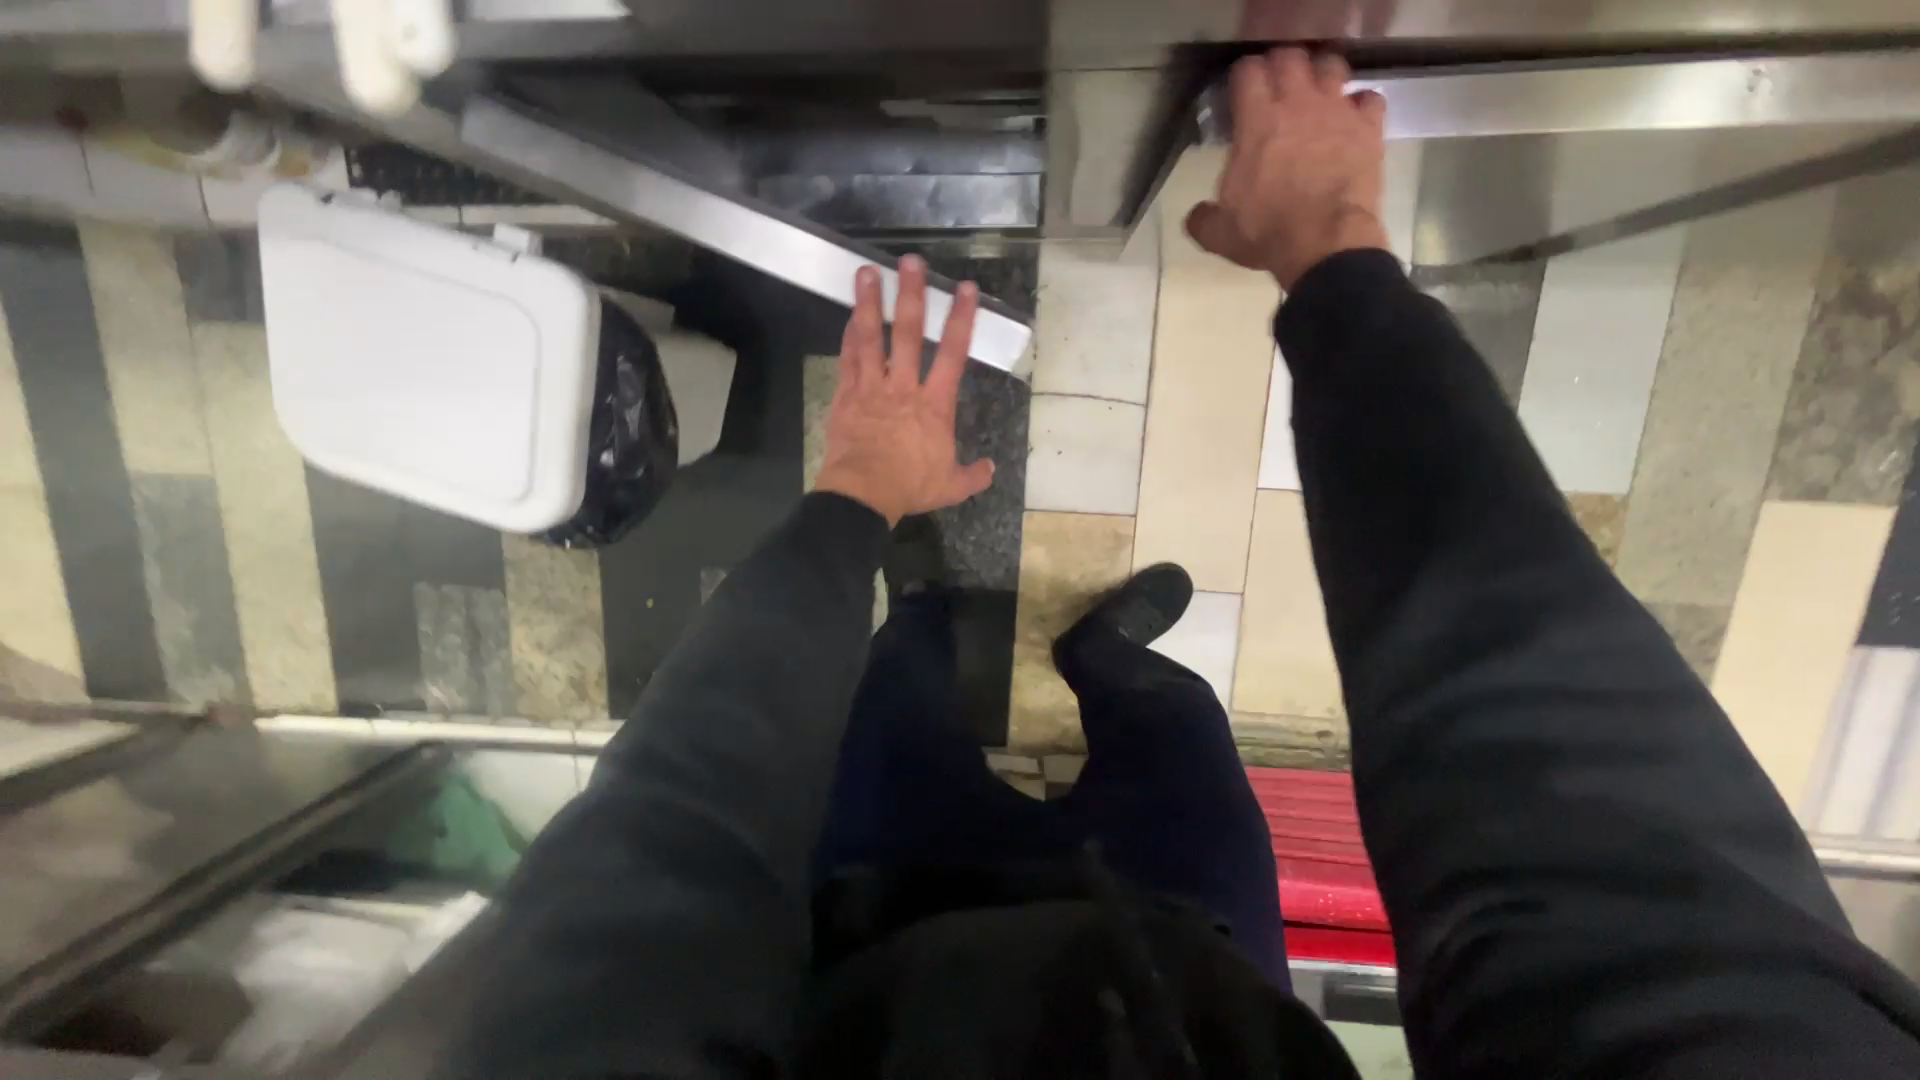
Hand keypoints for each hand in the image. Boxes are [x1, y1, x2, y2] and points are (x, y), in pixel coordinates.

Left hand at [814, 256, 994, 525]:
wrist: (864, 493)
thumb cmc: (910, 487)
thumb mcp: (951, 487)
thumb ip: (973, 475)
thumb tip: (990, 469)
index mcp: (935, 405)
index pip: (953, 353)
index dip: (961, 319)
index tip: (965, 289)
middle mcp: (904, 387)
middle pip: (908, 333)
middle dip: (911, 295)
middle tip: (911, 262)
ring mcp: (872, 388)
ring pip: (871, 338)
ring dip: (869, 303)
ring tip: (866, 272)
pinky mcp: (847, 396)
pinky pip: (848, 359)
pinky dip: (849, 336)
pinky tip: (850, 315)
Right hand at [1185, 48, 1390, 289]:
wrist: (1323, 243)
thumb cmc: (1267, 234)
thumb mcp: (1219, 234)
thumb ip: (1202, 218)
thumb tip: (1198, 214)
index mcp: (1256, 123)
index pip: (1248, 72)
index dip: (1243, 75)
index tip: (1240, 90)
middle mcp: (1297, 104)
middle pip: (1290, 58)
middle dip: (1280, 66)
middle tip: (1275, 85)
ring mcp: (1337, 111)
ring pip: (1331, 65)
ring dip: (1320, 74)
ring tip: (1314, 92)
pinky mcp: (1368, 127)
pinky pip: (1368, 98)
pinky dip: (1359, 103)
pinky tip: (1351, 118)